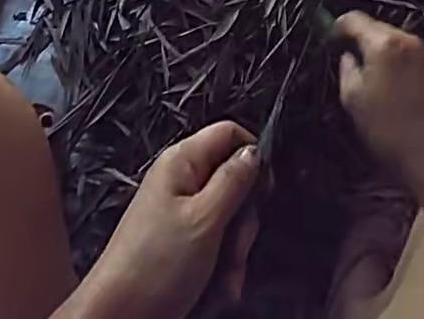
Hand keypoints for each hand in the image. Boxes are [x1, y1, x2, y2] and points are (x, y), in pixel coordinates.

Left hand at [58, 121, 261, 318]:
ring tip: (227, 279)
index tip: (265, 191)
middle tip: (238, 249)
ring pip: (228, 216)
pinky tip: (220, 289)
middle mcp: (182, 179)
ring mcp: (180, 212)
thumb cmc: (158, 264)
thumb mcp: (204, 219)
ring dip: (235, 250)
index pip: (229, 132)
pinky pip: (214, 242)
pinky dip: (222, 266)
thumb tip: (256, 152)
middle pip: (232, 179)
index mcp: (182, 160)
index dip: (252, 155)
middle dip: (243, 218)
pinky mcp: (180, 242)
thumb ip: (234, 181)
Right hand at [334, 12, 423, 189]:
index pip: (355, 19)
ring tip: (380, 79)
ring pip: (400, 43)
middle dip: (365, 40)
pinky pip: (418, 59)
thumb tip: (348, 57)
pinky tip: (404, 90)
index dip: (340, 25)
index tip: (333, 36)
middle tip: (355, 61)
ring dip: (388, 54)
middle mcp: (409, 41)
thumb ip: (346, 70)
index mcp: (383, 44)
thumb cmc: (389, 131)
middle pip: (380, 28)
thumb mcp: (353, 101)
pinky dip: (407, 66)